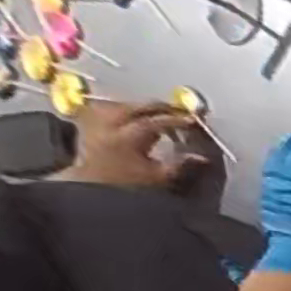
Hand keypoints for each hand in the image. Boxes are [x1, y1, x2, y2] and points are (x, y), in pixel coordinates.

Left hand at [57, 101, 202, 189]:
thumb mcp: (158, 176)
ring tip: (158, 113)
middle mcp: (108, 126)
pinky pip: (106, 109)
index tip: (193, 121)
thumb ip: (180, 164)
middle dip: (160, 108)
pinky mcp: (88, 124)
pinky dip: (124, 110)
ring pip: (121, 105)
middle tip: (180, 112)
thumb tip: (202, 157)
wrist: (90, 185)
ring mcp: (95, 123)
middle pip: (135, 107)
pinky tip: (135, 116)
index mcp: (126, 138)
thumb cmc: (127, 184)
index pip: (154, 122)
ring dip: (141, 107)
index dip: (175, 120)